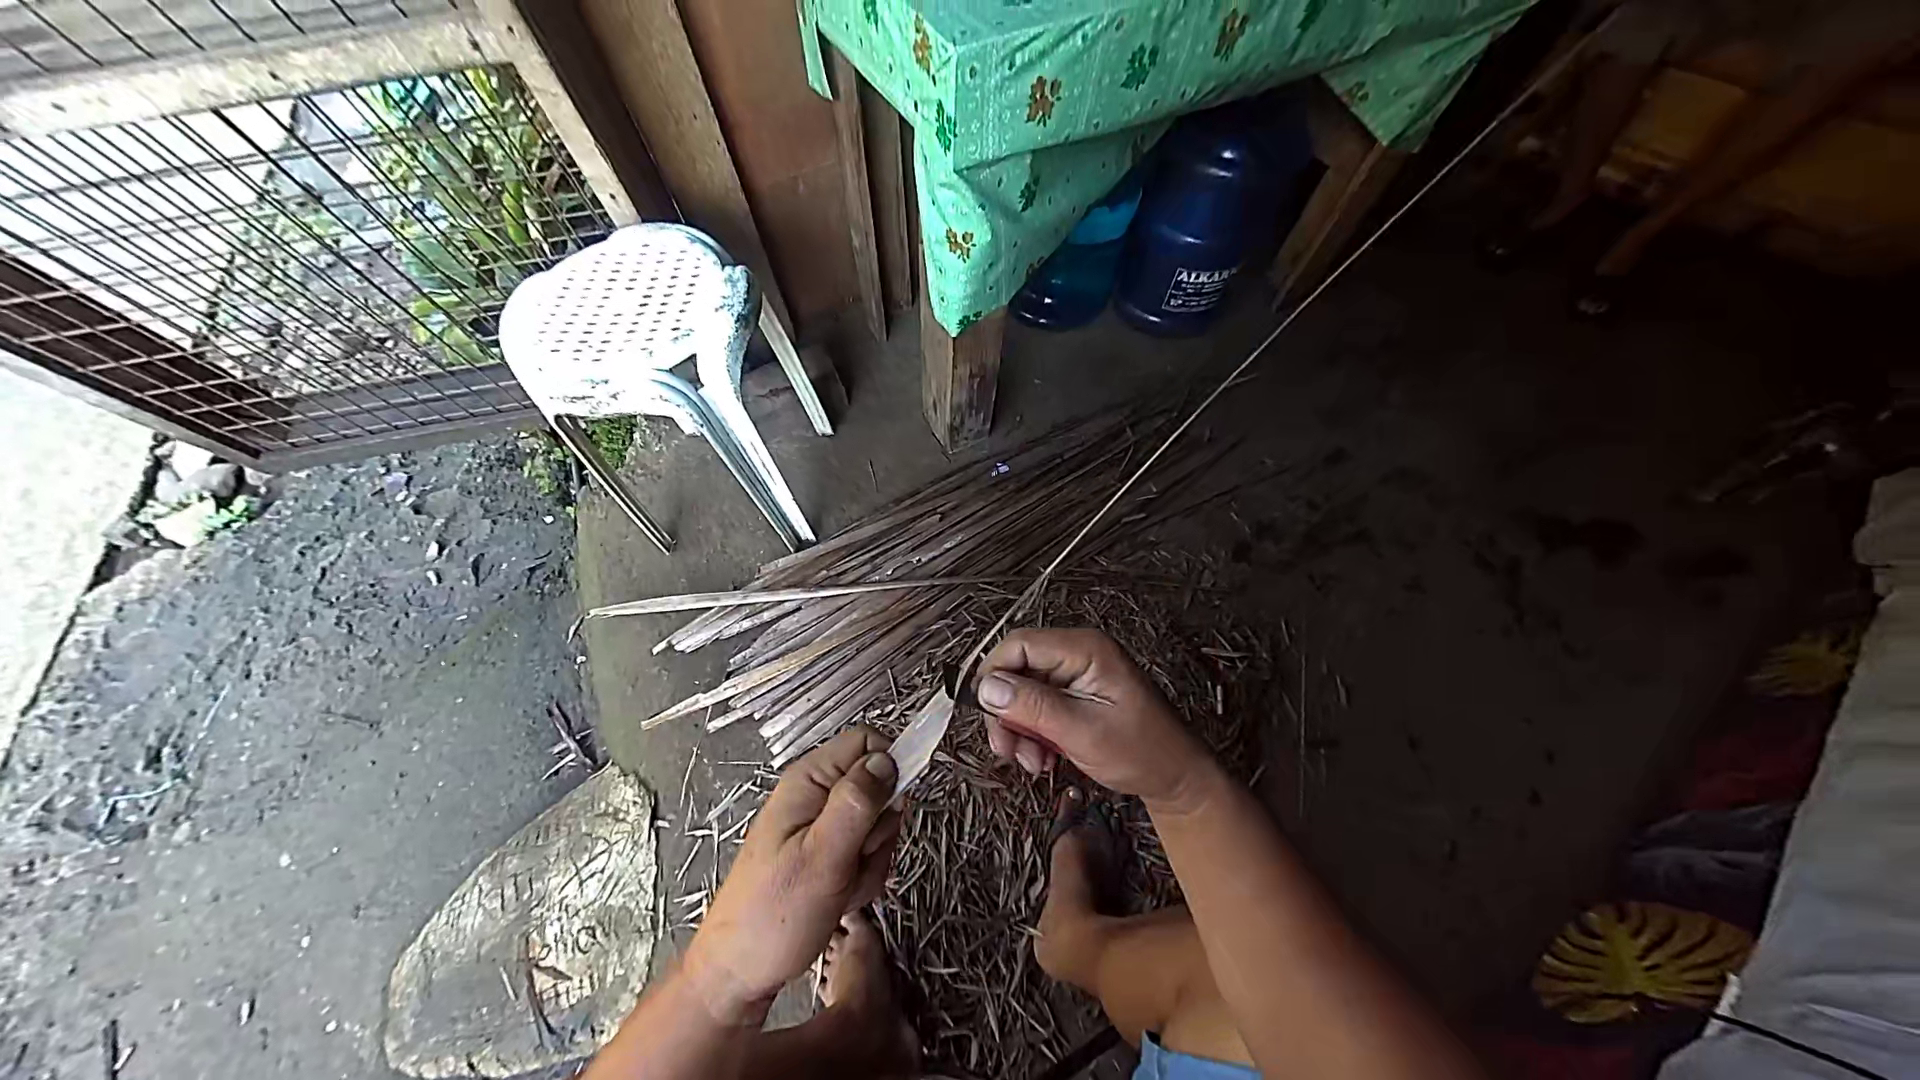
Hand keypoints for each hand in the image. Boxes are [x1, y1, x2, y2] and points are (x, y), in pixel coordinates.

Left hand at [684, 726, 902, 1019]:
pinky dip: (864, 875)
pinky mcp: (828, 851)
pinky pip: (868, 851)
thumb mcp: (821, 857)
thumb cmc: (773, 915)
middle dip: (880, 826)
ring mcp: (822, 824)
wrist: (739, 973)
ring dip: (873, 857)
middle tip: (855, 858)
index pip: (867, 742)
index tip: (890, 810)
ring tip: (843, 884)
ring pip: (879, 821)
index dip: (888, 769)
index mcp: (809, 780)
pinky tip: (841, 895)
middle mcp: (816, 794)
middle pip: (879, 784)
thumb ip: (856, 804)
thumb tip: (886, 759)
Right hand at [975, 628, 1211, 804]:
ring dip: (1018, 729)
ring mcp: (1075, 676)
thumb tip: (986, 688)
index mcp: (1085, 649)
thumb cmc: (1142, 751)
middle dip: (1006, 712)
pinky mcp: (1074, 696)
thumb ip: (1033, 707)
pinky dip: (1032, 734)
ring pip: (1022, 693)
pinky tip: (1042, 758)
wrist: (1175, 778)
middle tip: (1006, 749)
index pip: (1019, 645)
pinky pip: (1036, 708)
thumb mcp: (1083, 731)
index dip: (994, 674)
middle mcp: (1077, 655)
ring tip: (1031, 761)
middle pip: (1017, 670)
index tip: (985, 711)